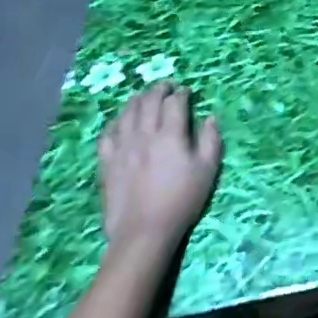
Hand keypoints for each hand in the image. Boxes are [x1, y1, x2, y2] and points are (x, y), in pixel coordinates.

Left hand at [96, 83, 222, 251]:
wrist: (144, 231)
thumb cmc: (182, 200)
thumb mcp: (207, 170)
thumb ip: (210, 140)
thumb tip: (210, 117)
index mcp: (170, 135)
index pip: (174, 103)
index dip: (181, 93)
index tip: (187, 92)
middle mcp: (144, 134)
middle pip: (148, 101)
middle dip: (159, 89)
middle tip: (167, 86)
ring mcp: (122, 146)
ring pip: (127, 112)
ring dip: (137, 99)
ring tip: (144, 97)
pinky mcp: (107, 160)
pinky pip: (108, 132)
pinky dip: (116, 121)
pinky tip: (121, 121)